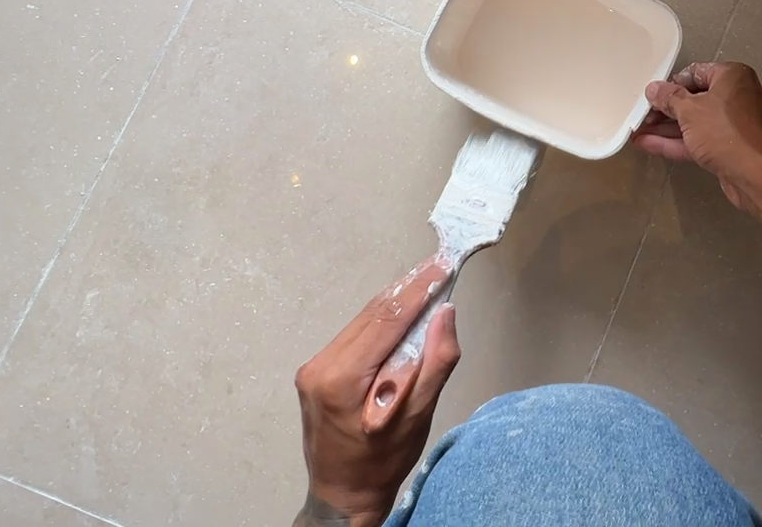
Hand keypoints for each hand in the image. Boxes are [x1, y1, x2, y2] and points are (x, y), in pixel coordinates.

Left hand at [294, 258, 460, 526]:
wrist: (342, 496)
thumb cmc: (383, 462)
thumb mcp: (417, 417)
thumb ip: (434, 363)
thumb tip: (445, 311)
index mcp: (340, 378)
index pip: (386, 319)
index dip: (418, 289)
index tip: (443, 265)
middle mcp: (320, 366)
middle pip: (374, 313)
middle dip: (410, 288)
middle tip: (440, 265)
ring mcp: (315, 366)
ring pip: (365, 318)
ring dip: (398, 300)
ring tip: (429, 280)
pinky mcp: (319, 369)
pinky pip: (358, 332)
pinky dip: (385, 318)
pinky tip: (406, 310)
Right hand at [633, 61, 761, 214]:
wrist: (758, 176)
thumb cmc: (725, 132)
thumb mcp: (690, 111)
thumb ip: (669, 99)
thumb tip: (654, 89)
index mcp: (732, 76)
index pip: (695, 72)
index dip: (671, 84)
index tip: (652, 96)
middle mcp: (737, 96)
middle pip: (694, 99)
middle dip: (666, 110)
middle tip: (641, 116)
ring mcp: (734, 124)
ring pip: (695, 122)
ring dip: (667, 128)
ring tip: (637, 131)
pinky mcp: (730, 148)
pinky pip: (700, 140)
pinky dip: (677, 142)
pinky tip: (649, 145)